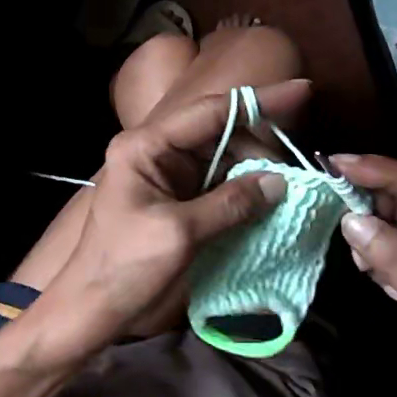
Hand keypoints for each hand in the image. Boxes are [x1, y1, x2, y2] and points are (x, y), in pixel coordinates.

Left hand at [24, 80, 307, 368]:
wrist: (93, 305)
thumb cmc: (126, 267)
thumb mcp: (181, 234)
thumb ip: (230, 203)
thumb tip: (279, 181)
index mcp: (145, 146)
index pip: (209, 111)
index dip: (258, 102)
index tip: (304, 91)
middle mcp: (155, 149)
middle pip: (218, 131)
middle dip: (259, 145)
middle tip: (296, 169)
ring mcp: (164, 172)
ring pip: (221, 156)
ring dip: (254, 168)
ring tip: (288, 187)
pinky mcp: (174, 195)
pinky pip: (215, 180)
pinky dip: (242, 188)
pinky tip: (268, 197)